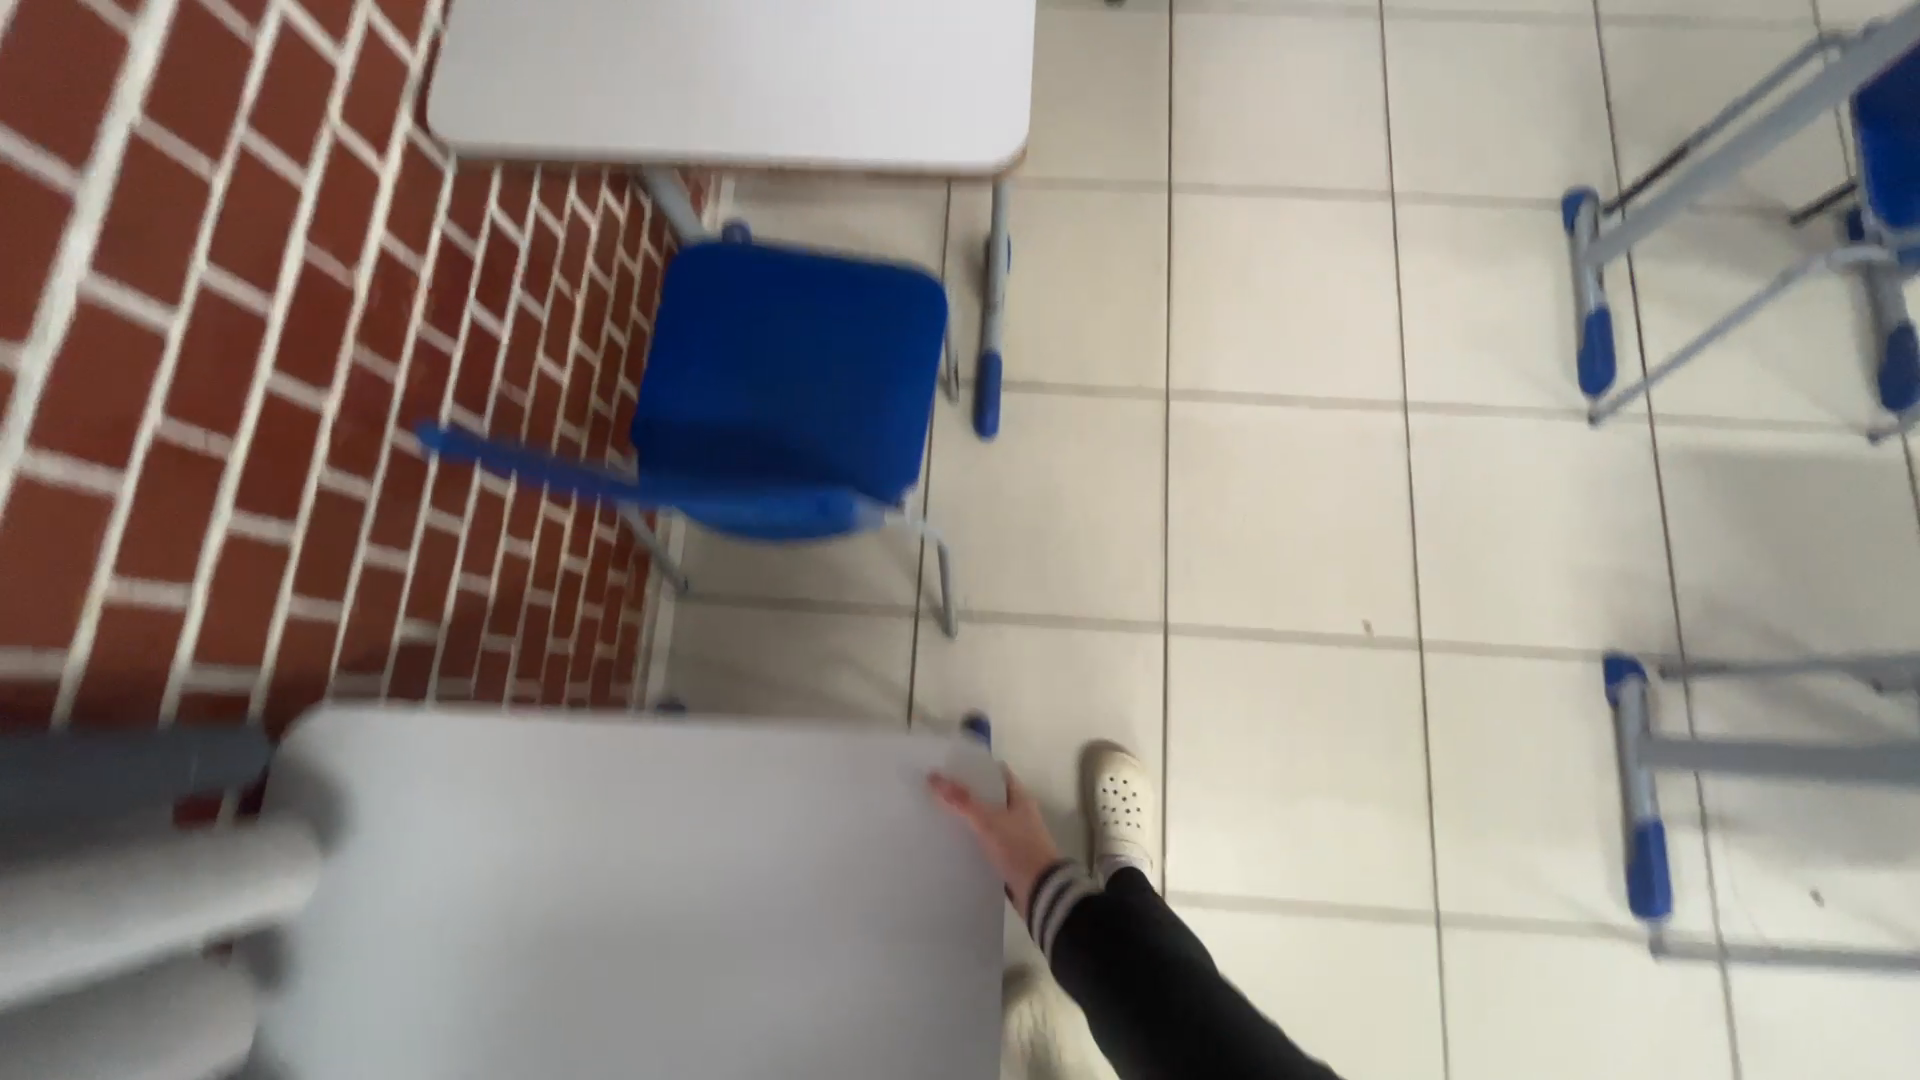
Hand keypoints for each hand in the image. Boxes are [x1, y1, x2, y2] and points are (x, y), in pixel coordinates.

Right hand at [928, 765, 1062, 918]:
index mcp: (1020, 798)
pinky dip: (971, 841)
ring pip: (985, 821)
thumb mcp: (988, 821)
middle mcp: (1018, 813)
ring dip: (967, 819)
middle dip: (965, 794)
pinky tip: (951, 843)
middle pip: (988, 797)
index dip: (975, 768)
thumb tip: (932, 776)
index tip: (950, 766)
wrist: (1041, 892)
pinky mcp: (1008, 857)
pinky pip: (985, 843)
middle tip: (937, 791)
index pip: (996, 773)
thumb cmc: (1018, 848)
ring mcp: (1014, 836)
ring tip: (938, 815)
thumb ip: (961, 800)